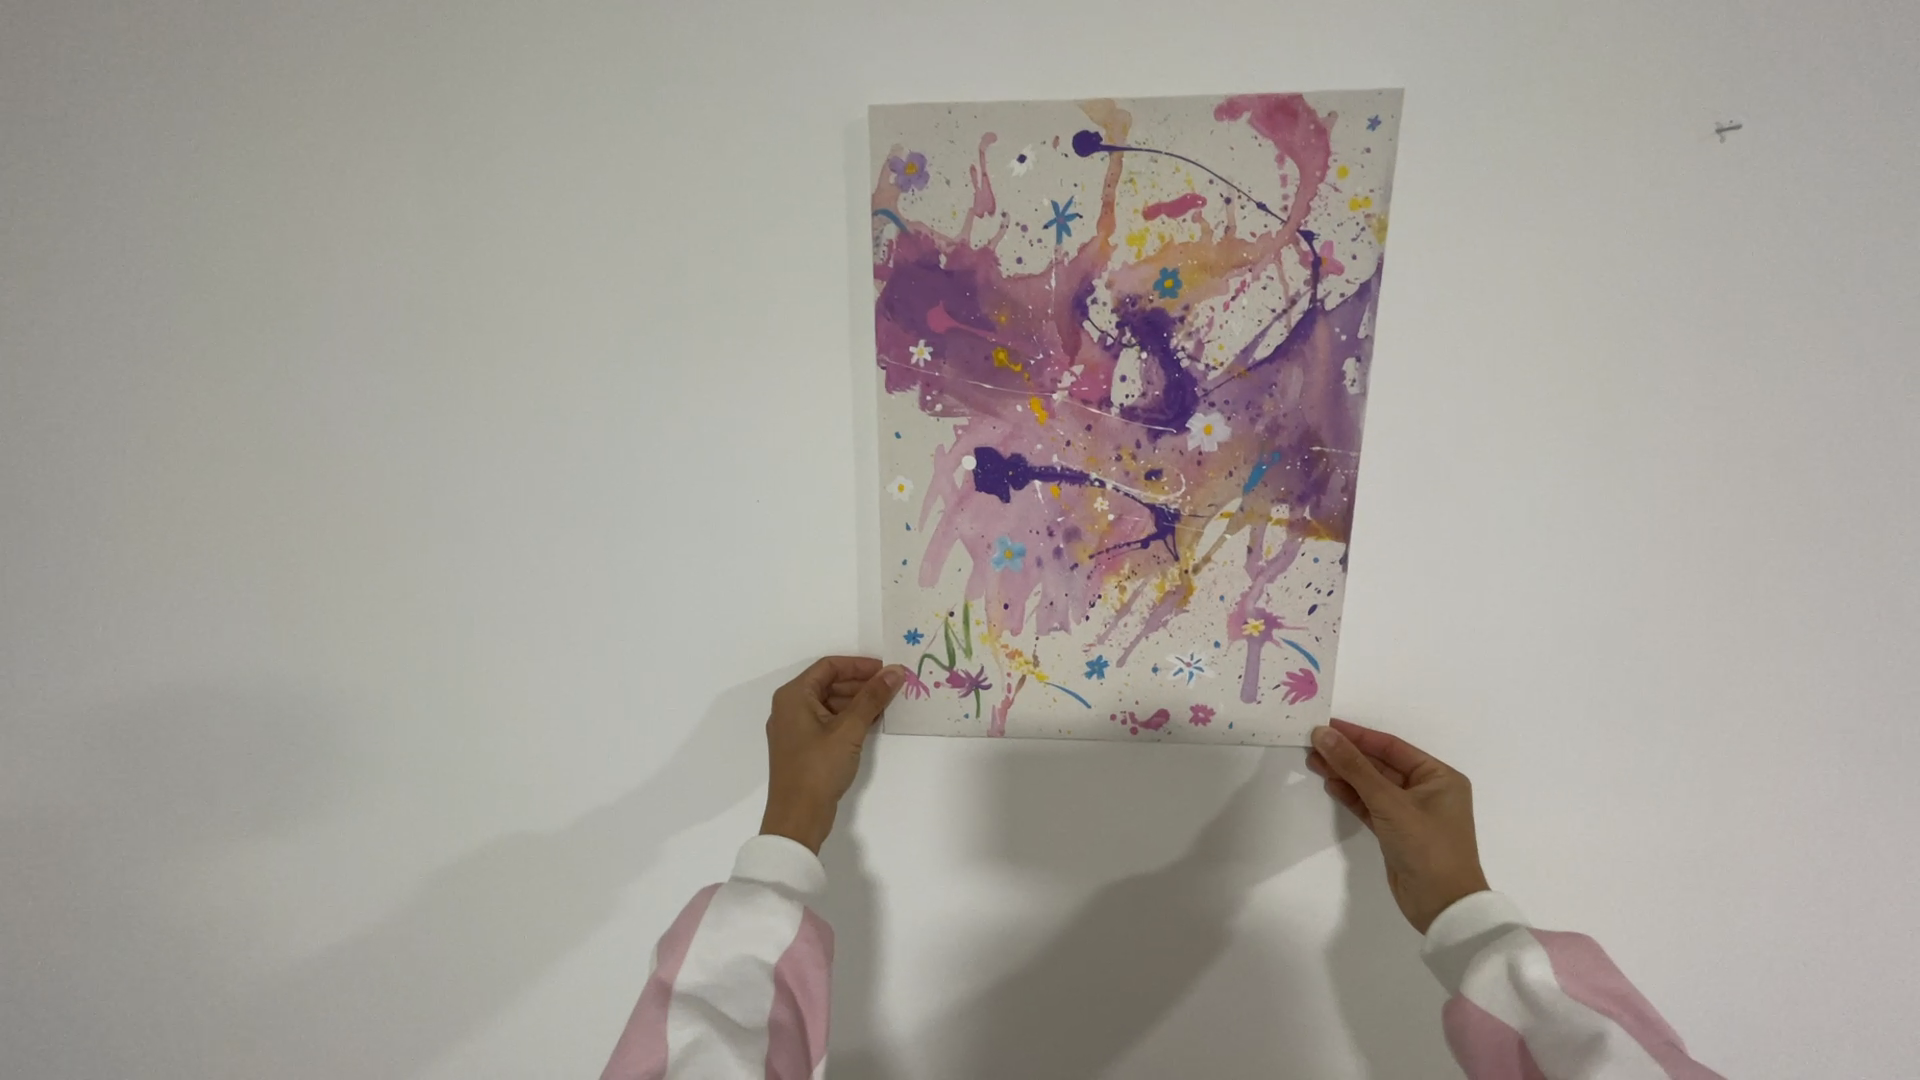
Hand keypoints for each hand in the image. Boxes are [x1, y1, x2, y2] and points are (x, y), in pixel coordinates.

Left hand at [759, 656, 905, 852]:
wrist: (797, 818)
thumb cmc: (818, 768)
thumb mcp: (849, 729)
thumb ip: (873, 697)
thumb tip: (895, 671)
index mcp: (793, 695)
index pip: (829, 666)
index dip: (859, 665)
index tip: (887, 669)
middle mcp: (790, 707)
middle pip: (829, 683)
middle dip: (861, 683)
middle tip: (892, 687)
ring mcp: (796, 728)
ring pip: (831, 703)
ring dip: (858, 701)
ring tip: (887, 704)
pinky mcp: (804, 746)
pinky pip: (829, 721)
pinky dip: (850, 718)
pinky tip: (873, 721)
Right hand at [1307, 719, 1490, 933]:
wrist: (1443, 907)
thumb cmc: (1426, 846)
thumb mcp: (1388, 802)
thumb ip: (1353, 766)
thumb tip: (1322, 733)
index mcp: (1438, 777)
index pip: (1391, 746)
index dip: (1356, 735)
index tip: (1324, 725)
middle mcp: (1427, 790)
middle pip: (1379, 764)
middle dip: (1346, 755)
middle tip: (1312, 745)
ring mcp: (1410, 812)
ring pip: (1371, 784)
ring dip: (1344, 774)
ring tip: (1313, 762)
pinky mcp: (1396, 831)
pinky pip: (1369, 803)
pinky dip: (1350, 794)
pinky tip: (1330, 784)